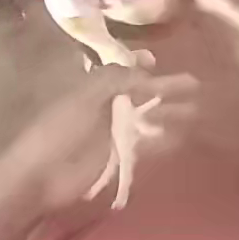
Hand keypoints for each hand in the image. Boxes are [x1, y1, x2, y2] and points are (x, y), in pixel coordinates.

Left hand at [0, 68, 198, 214]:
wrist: (41, 178)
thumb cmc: (60, 130)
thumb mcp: (86, 95)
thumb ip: (117, 78)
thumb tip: (147, 68)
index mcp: (95, 86)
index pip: (125, 70)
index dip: (144, 65)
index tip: (163, 60)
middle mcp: (107, 105)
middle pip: (143, 93)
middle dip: (166, 88)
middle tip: (195, 85)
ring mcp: (115, 132)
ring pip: (149, 117)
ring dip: (170, 112)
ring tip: (197, 109)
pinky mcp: (121, 157)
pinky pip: (148, 144)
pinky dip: (164, 139)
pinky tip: (183, 135)